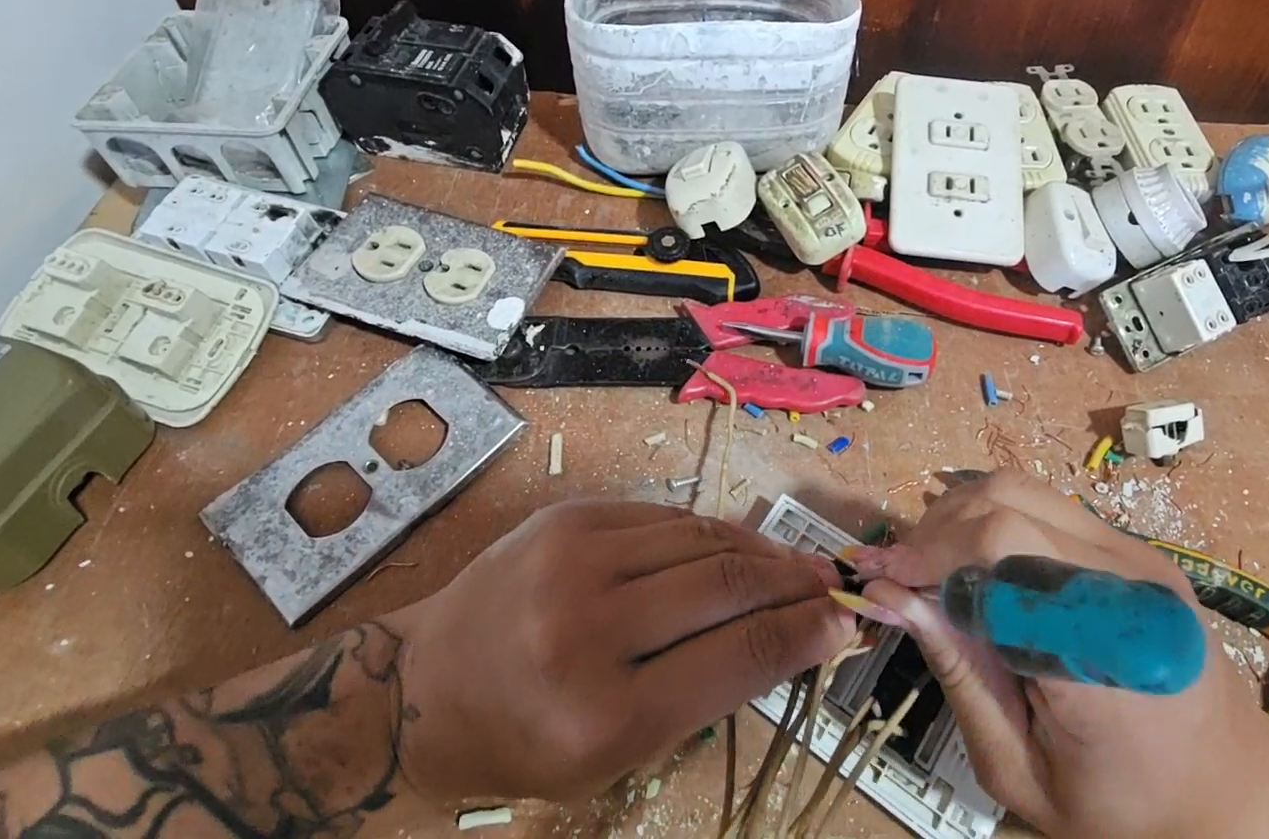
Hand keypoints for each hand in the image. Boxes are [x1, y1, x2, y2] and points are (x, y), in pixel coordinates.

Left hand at [391, 501, 856, 800]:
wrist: (425, 684)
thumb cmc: (525, 739)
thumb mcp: (616, 752)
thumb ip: (704, 691)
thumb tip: (790, 633)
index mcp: (605, 712)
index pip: (737, 655)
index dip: (805, 635)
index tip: (844, 624)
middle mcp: (589, 625)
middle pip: (727, 584)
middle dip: (793, 583)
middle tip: (831, 586)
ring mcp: (574, 558)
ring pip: (702, 538)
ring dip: (760, 551)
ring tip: (795, 564)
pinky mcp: (568, 517)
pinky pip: (664, 518)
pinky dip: (710, 533)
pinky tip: (735, 546)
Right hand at [845, 473, 1268, 837]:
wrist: (1232, 791)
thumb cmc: (1124, 806)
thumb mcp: (1020, 770)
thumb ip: (957, 674)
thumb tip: (888, 598)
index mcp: (1108, 655)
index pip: (1003, 553)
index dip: (928, 554)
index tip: (875, 578)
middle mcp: (1130, 585)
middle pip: (1007, 505)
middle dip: (935, 532)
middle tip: (896, 576)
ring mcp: (1139, 557)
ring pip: (1020, 490)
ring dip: (958, 518)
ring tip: (928, 567)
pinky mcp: (1133, 549)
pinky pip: (1043, 506)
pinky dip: (989, 520)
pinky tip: (970, 563)